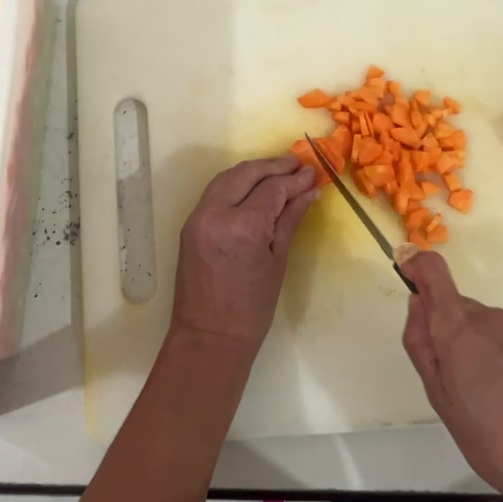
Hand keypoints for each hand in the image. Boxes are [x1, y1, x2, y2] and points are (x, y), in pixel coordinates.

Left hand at [169, 156, 319, 358]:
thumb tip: (309, 191)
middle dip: (272, 167)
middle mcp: (215, 214)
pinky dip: (235, 185)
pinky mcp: (189, 225)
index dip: (294, 180)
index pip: (271, 189)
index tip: (313, 173)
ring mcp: (197, 217)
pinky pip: (214, 193)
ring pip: (226, 179)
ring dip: (252, 172)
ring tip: (279, 172)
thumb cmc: (252, 308)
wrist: (209, 336)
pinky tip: (254, 187)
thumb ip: (289, 219)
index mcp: (242, 226)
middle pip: (245, 174)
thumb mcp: (278, 261)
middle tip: (297, 165)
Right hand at [400, 250, 502, 499]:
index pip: (434, 272)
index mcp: (460, 329)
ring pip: (483, 325)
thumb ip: (422, 346)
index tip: (405, 272)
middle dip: (446, 331)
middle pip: (456, 306)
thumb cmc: (493, 440)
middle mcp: (492, 319)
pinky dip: (500, 358)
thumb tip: (417, 306)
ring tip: (486, 399)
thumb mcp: (441, 399)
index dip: (416, 265)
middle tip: (452, 381)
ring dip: (475, 347)